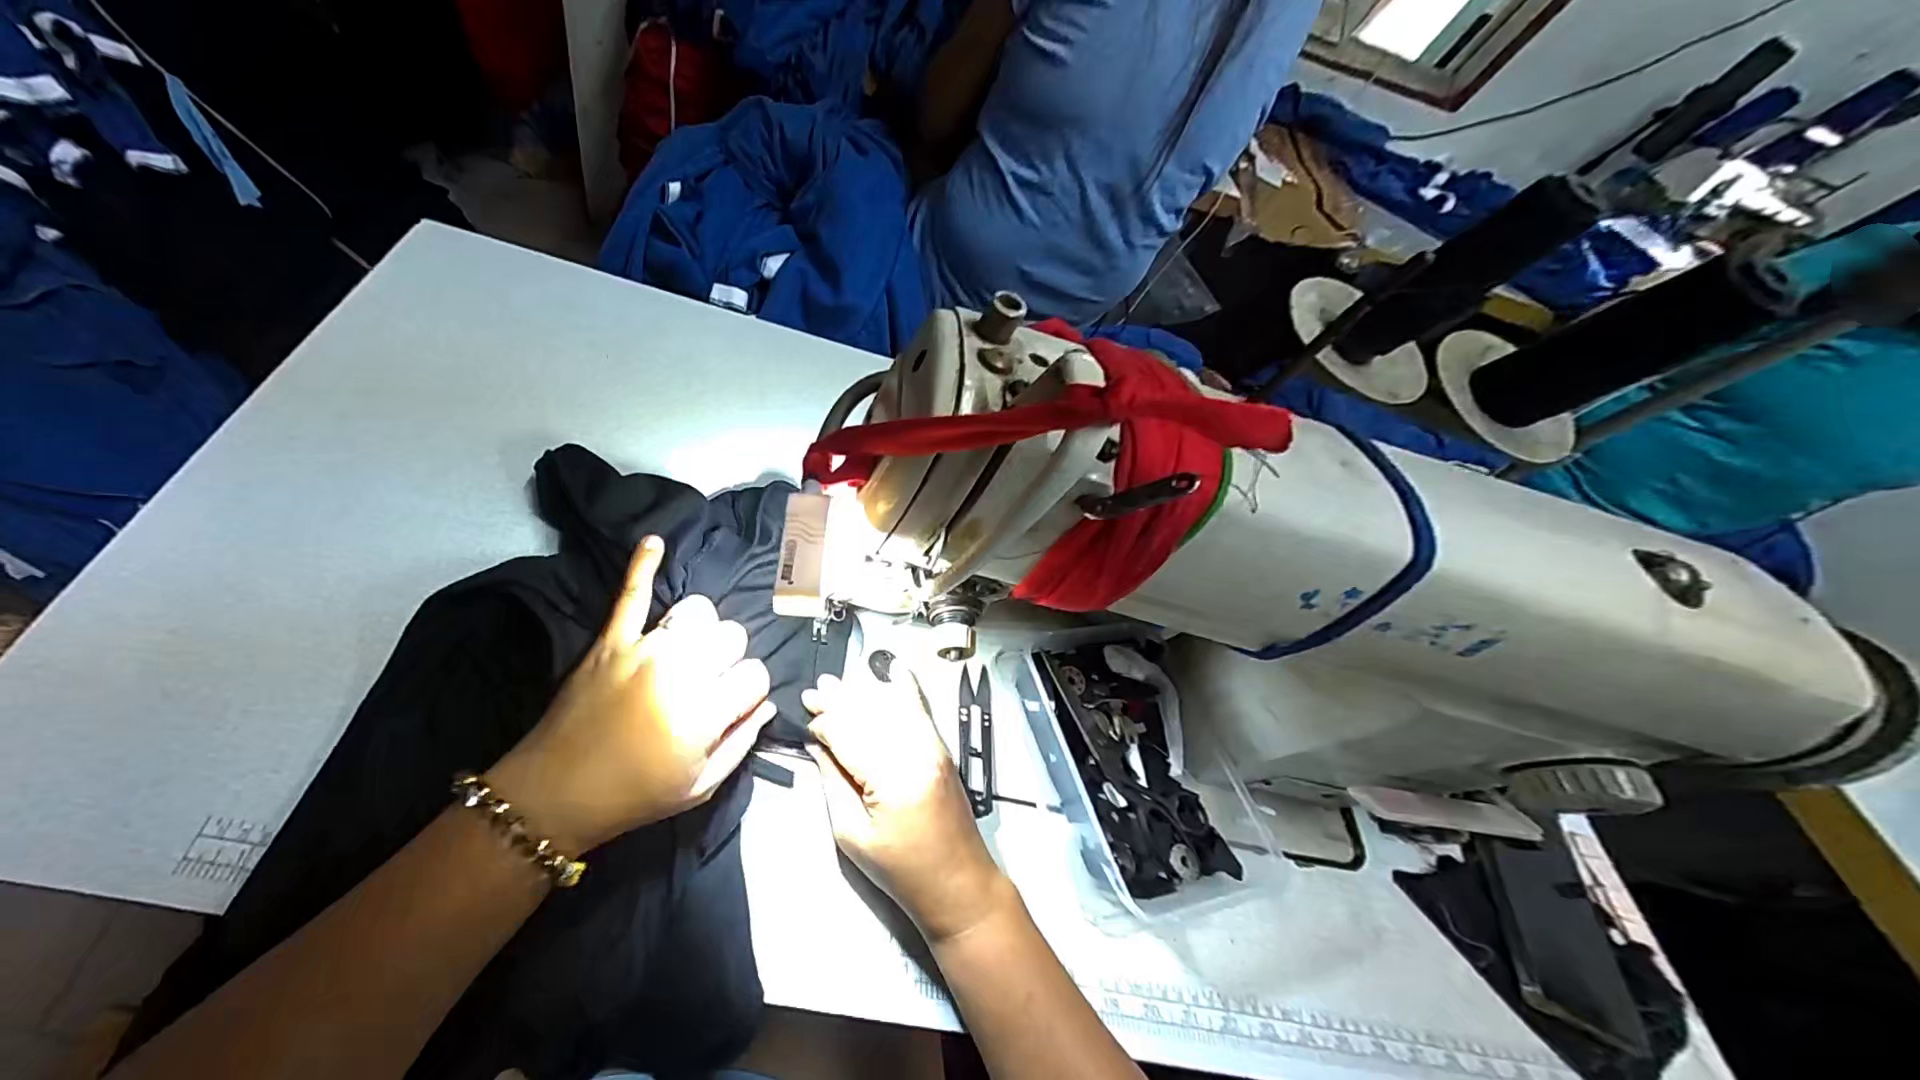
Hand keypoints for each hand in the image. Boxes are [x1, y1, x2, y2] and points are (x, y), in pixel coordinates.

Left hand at [489, 536, 774, 853]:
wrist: (552, 796)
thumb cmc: (634, 796)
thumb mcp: (700, 787)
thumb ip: (742, 743)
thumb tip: (765, 704)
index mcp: (704, 713)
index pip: (755, 675)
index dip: (751, 691)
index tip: (735, 705)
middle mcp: (679, 673)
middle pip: (732, 638)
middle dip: (730, 661)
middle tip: (710, 685)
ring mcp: (643, 651)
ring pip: (698, 614)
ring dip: (702, 632)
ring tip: (689, 653)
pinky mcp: (610, 642)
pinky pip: (631, 595)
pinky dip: (642, 566)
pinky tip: (655, 542)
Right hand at [804, 673, 1013, 942]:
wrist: (958, 881)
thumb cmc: (902, 870)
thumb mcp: (852, 835)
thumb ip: (833, 784)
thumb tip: (818, 746)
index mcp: (892, 778)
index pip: (849, 734)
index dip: (824, 723)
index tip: (806, 721)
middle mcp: (917, 752)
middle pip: (871, 713)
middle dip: (840, 700)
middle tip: (814, 692)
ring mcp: (934, 746)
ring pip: (893, 705)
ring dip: (864, 692)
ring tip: (837, 683)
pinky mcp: (942, 748)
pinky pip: (920, 709)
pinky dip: (904, 689)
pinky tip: (893, 670)